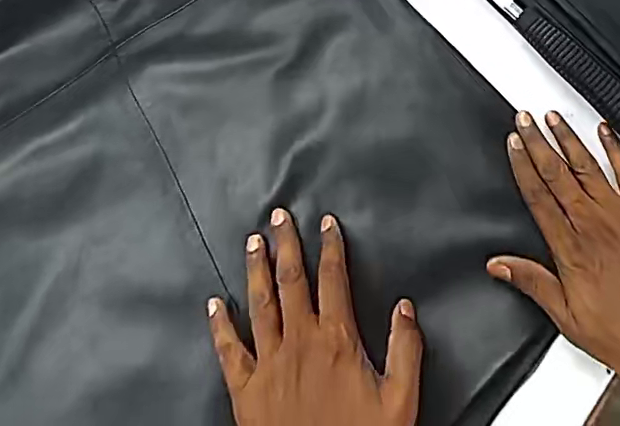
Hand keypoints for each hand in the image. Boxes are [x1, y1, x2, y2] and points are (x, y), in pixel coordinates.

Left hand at [209, 209, 422, 425]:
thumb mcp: (400, 403)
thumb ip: (406, 350)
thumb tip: (404, 306)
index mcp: (336, 339)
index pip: (333, 278)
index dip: (331, 246)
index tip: (327, 222)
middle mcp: (300, 342)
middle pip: (292, 280)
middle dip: (286, 244)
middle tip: (279, 216)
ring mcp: (270, 365)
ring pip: (260, 304)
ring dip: (257, 269)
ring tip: (253, 242)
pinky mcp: (246, 393)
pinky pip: (229, 352)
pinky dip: (220, 325)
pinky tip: (214, 304)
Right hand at [487, 111, 619, 391]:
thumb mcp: (571, 320)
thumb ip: (533, 284)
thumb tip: (499, 265)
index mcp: (571, 248)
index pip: (537, 195)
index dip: (522, 165)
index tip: (512, 144)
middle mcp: (593, 223)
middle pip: (556, 172)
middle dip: (537, 141)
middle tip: (525, 118)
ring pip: (586, 164)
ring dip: (567, 138)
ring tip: (552, 117)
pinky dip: (614, 147)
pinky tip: (604, 130)